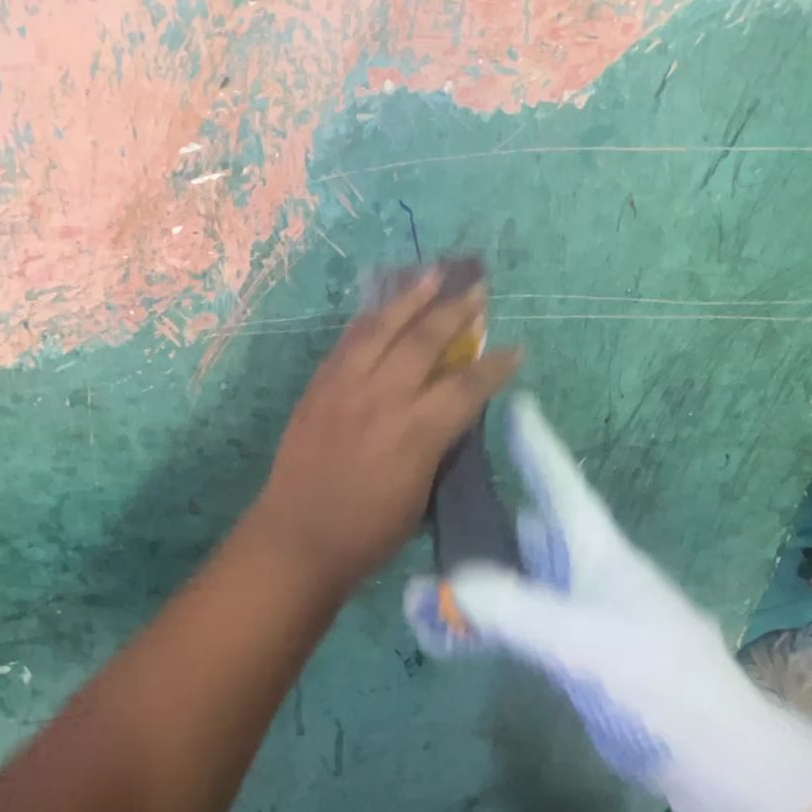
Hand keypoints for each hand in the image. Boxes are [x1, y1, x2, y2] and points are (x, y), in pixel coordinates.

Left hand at [248, 267, 520, 592]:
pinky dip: (370, 321)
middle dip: (455, 312)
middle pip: (424, 342)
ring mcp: (344, 388)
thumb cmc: (367, 533)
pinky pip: (347, 343)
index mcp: (415, 434)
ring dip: (410, 298)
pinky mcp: (317, 389)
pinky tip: (382, 310)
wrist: (297, 538)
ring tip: (432, 273)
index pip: (466, 387)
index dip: (495, 367)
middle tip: (478, 290)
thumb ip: (438, 445)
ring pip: (381, 329)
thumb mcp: (421, 494)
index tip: (515, 350)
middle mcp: (381, 400)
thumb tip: (452, 411)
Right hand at [405, 393, 748, 781]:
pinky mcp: (567, 651)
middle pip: (523, 530)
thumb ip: (515, 610)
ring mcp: (574, 612)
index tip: (515, 401)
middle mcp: (582, 572)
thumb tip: (444, 583)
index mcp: (597, 552)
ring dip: (468, 585)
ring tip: (414, 595)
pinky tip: (442, 638)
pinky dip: (479, 627)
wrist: (705, 753)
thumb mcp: (584, 641)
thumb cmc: (656, 680)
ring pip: (510, 582)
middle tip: (426, 511)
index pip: (560, 484)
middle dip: (476, 521)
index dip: (537, 444)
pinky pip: (511, 624)